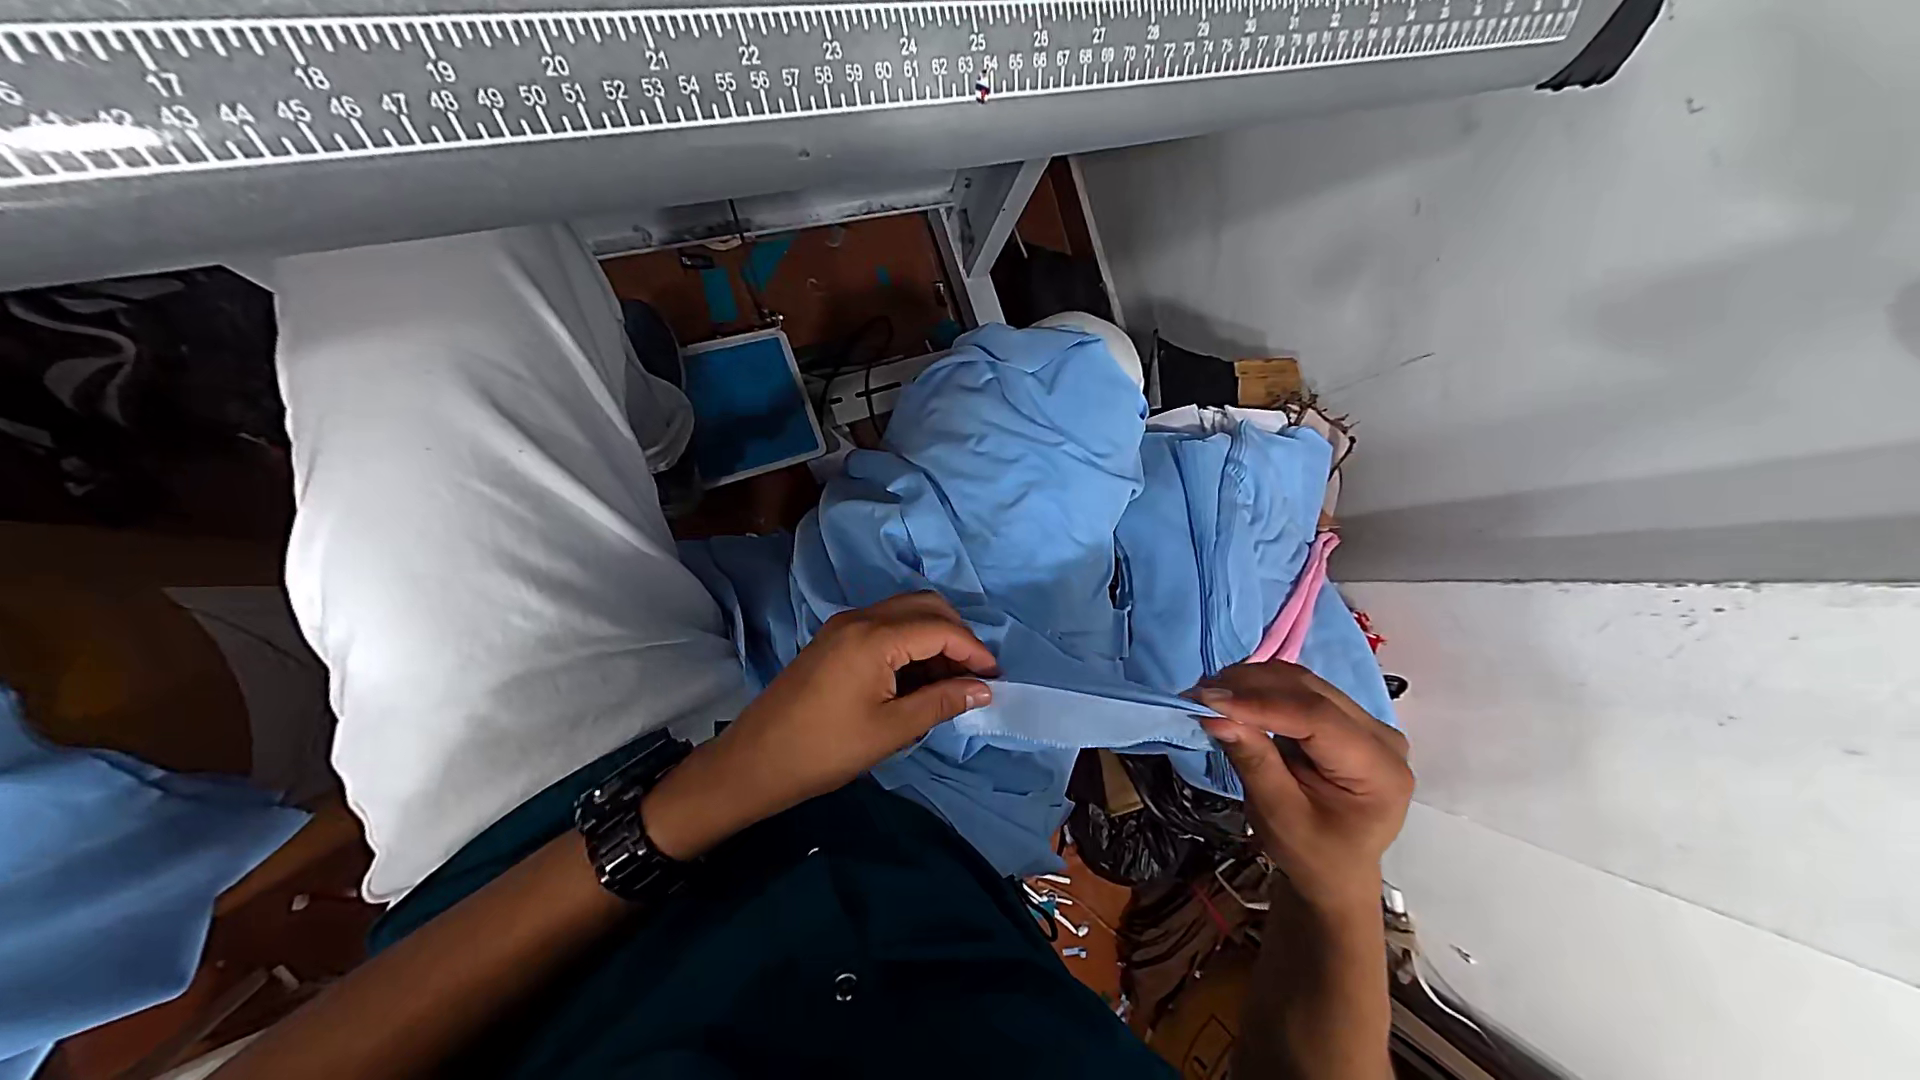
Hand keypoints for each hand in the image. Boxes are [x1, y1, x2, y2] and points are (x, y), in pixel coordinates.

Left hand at [642, 591, 998, 858]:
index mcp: (874, 637)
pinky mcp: (834, 639)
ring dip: (933, 638)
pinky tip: (917, 679)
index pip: (939, 628)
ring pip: (904, 613)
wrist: (755, 762)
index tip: (995, 678)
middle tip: (975, 675)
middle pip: (924, 606)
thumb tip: (984, 688)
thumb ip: (941, 702)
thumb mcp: (891, 730)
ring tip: (950, 682)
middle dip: (957, 635)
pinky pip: (884, 626)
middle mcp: (859, 618)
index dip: (973, 650)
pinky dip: (909, 643)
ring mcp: (843, 626)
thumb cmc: (825, 750)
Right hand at [1192, 661, 1413, 912]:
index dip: (1259, 703)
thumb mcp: (1278, 814)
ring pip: (1300, 681)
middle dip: (1248, 686)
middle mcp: (1381, 736)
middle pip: (1309, 691)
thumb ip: (1253, 760)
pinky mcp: (1344, 716)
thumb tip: (1215, 715)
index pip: (1316, 717)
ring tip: (1208, 694)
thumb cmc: (1311, 853)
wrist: (1335, 871)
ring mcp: (1365, 722)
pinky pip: (1298, 688)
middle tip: (1197, 694)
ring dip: (1250, 682)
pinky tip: (1231, 696)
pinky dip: (1259, 688)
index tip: (1207, 700)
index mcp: (1379, 770)